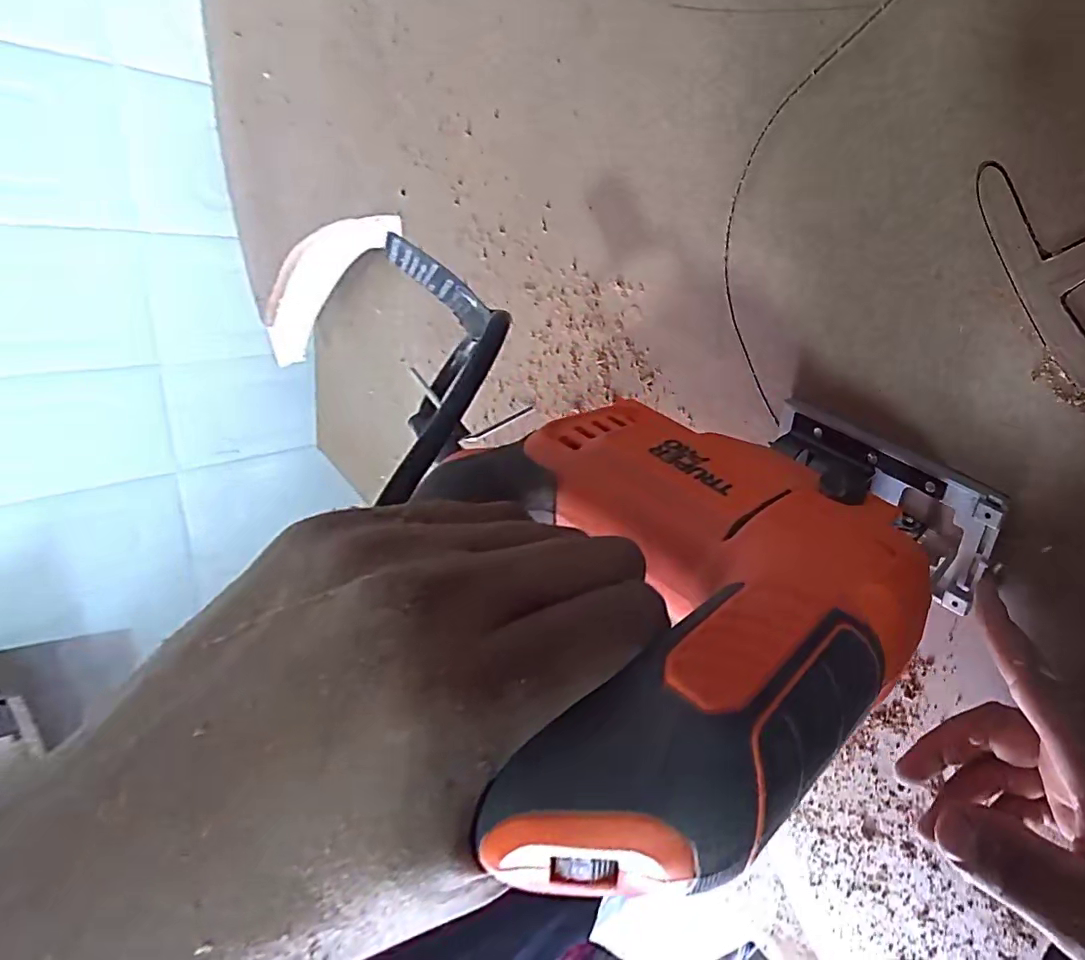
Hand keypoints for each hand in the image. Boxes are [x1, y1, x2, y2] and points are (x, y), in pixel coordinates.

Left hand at [0, 502, 668, 959]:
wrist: (93, 877)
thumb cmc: (303, 887)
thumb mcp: (469, 867)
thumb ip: (587, 792)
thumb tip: (667, 731)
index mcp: (469, 693)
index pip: (633, 611)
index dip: (648, 637)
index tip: (632, 663)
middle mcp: (427, 602)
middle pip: (603, 555)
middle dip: (612, 599)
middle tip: (583, 647)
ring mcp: (369, 553)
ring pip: (545, 530)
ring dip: (551, 575)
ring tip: (515, 628)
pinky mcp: (329, 530)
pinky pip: (472, 519)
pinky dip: (488, 555)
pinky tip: (454, 604)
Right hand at [896, 576, 1084, 959]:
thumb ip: (1011, 865)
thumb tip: (937, 824)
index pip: (1036, 683)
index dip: (1005, 636)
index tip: (982, 591)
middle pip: (1009, 729)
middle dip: (955, 744)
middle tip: (907, 775)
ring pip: (1018, 766)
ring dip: (973, 786)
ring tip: (933, 826)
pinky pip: (1034, 798)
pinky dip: (999, 811)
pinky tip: (977, 837)